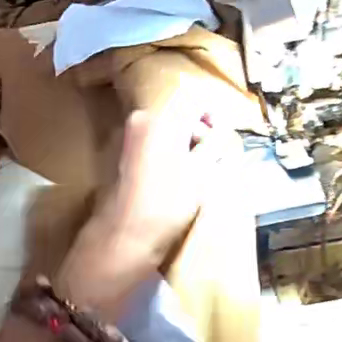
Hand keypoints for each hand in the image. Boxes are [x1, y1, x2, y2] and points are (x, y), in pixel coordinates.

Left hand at [58, 106, 232, 317]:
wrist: (124, 238)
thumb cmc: (167, 203)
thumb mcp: (201, 172)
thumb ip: (213, 144)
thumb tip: (219, 131)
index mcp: (159, 117)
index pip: (195, 103)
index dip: (214, 118)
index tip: (223, 137)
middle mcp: (137, 120)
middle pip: (177, 116)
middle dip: (196, 134)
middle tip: (211, 158)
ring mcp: (124, 139)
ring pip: (163, 134)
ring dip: (181, 147)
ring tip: (194, 173)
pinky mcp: (118, 159)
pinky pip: (149, 148)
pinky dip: (164, 157)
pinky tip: (173, 182)